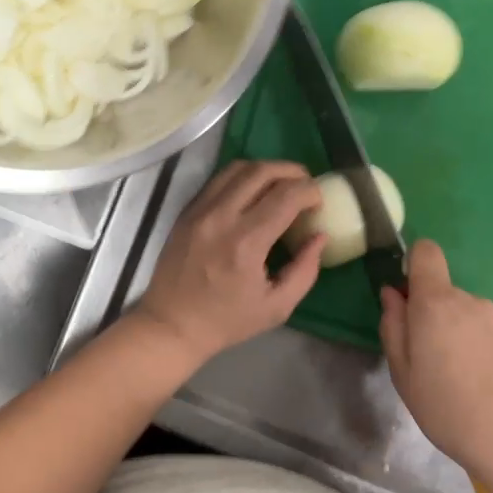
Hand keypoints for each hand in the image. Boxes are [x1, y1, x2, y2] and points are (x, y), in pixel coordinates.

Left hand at [137, 161, 325, 362]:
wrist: (171, 323)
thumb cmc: (227, 321)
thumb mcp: (277, 306)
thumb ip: (305, 269)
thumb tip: (320, 235)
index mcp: (246, 243)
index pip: (285, 196)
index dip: (310, 191)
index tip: (319, 201)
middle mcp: (221, 217)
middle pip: (261, 171)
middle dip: (291, 171)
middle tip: (305, 185)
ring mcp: (199, 210)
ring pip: (236, 169)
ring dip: (265, 170)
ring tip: (281, 184)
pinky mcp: (186, 211)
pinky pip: (217, 181)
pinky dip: (240, 178)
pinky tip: (252, 193)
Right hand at [379, 240, 492, 486]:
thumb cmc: (448, 410)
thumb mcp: (402, 373)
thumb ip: (393, 326)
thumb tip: (393, 295)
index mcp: (437, 304)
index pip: (426, 252)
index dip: (412, 264)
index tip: (406, 295)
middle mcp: (472, 303)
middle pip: (443, 292)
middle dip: (430, 314)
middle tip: (425, 358)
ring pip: (465, 315)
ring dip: (455, 335)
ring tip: (454, 378)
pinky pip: (487, 335)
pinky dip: (478, 351)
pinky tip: (480, 387)